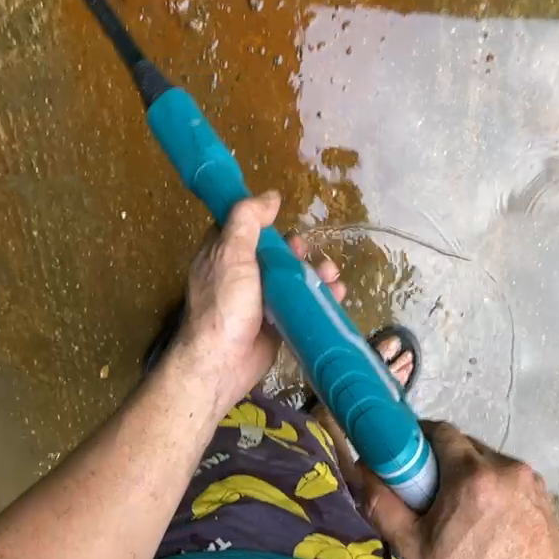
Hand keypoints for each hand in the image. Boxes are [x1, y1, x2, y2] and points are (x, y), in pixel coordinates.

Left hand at [166, 191, 345, 413]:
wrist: (223, 363)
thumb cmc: (224, 305)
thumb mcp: (231, 253)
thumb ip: (247, 220)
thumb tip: (270, 196)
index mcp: (223, 254)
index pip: (244, 228)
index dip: (265, 221)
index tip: (283, 218)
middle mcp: (240, 276)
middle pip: (275, 254)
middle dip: (297, 251)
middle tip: (306, 253)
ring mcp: (259, 302)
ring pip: (292, 281)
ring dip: (315, 275)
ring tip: (331, 276)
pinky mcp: (277, 325)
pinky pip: (301, 307)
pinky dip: (320, 300)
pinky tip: (336, 296)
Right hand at [360, 423, 558, 558]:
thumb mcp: (412, 548)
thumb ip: (383, 504)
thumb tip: (362, 470)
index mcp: (473, 475)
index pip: (440, 431)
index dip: (417, 438)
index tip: (403, 460)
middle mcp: (508, 469)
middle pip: (466, 446)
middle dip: (442, 462)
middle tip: (426, 494)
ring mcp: (533, 483)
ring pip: (489, 464)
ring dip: (469, 478)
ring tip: (457, 516)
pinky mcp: (547, 500)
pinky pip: (509, 483)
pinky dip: (493, 493)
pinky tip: (485, 527)